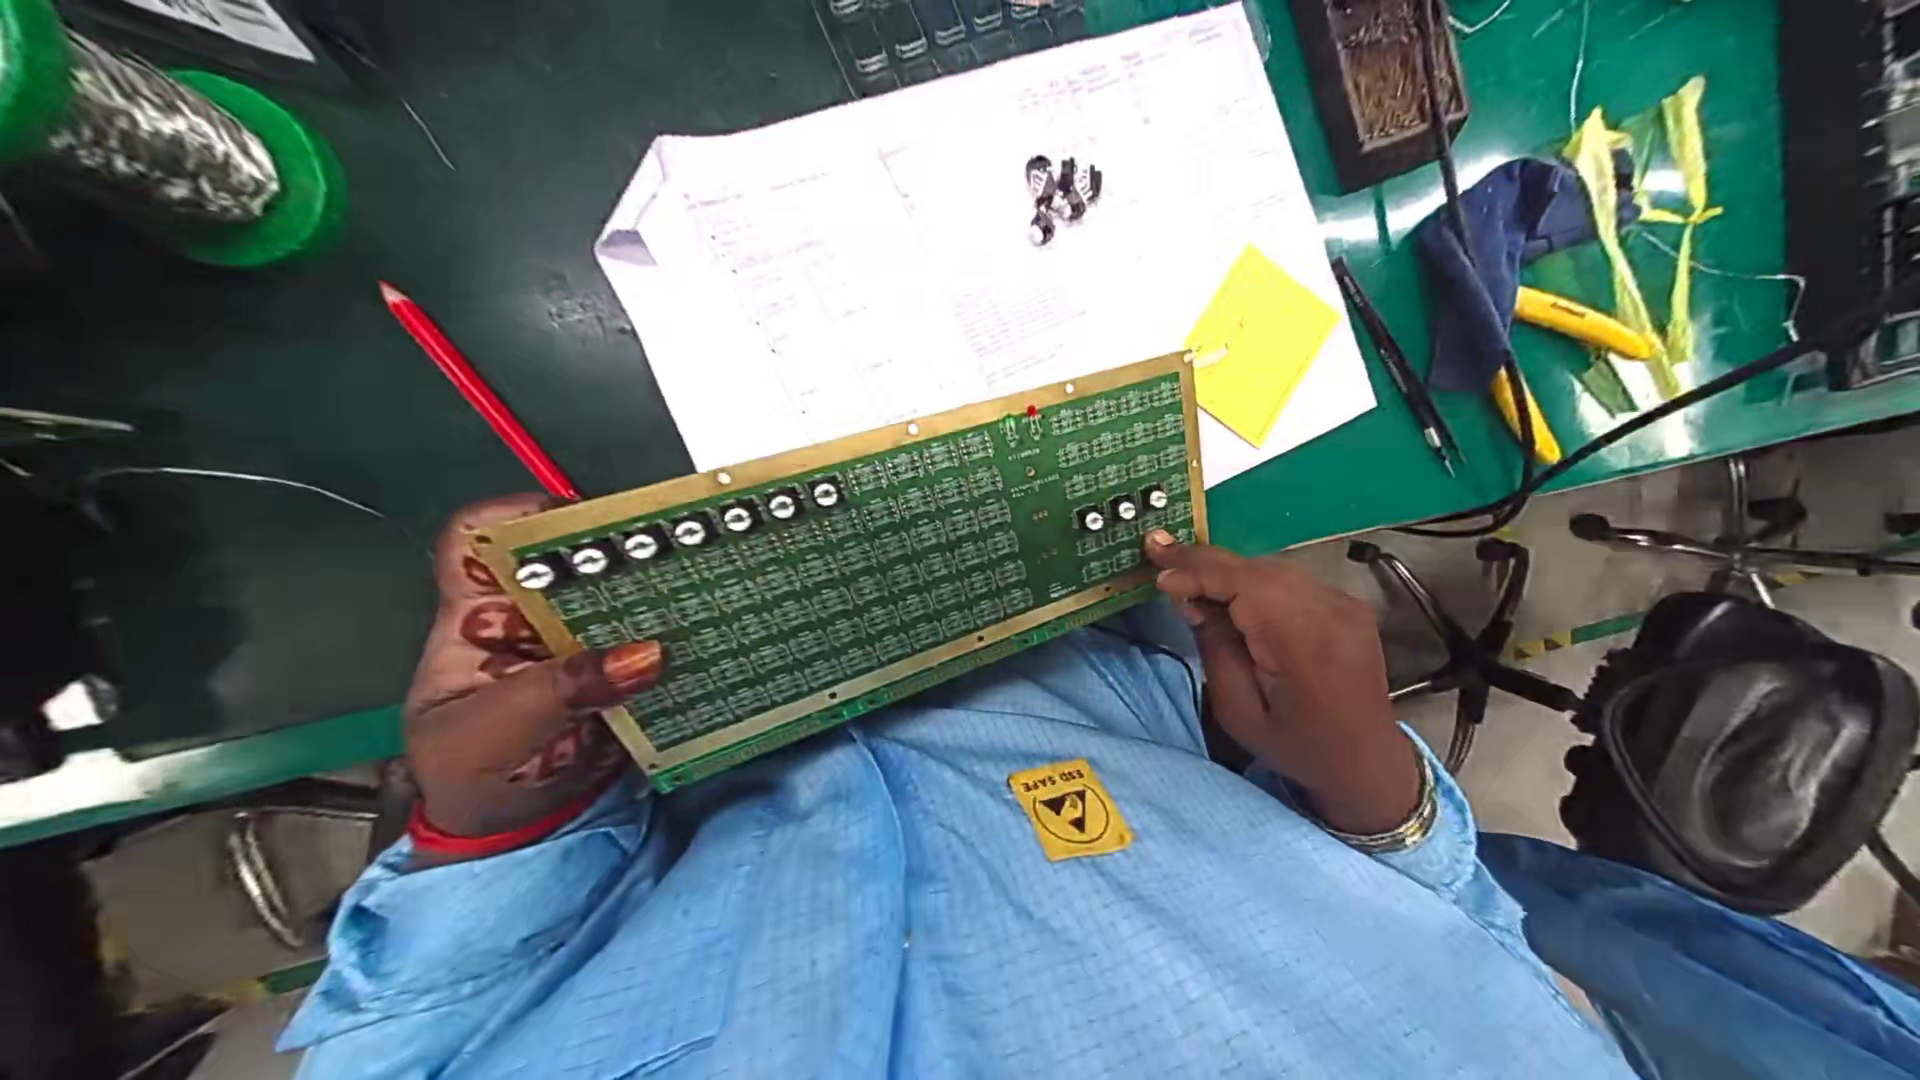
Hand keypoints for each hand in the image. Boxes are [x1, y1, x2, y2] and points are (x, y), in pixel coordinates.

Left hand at [403, 494, 662, 858]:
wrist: (522, 829)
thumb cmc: (475, 778)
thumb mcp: (490, 737)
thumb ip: (557, 693)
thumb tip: (647, 655)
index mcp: (477, 616)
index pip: (483, 539)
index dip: (524, 517)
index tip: (581, 524)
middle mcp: (536, 613)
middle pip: (571, 555)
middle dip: (615, 549)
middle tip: (663, 556)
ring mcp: (588, 637)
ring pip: (621, 591)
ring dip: (656, 588)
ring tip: (694, 589)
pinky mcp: (628, 663)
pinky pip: (656, 632)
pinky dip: (679, 627)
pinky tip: (703, 626)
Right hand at [1143, 529, 1418, 834]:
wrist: (1367, 761)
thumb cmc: (1296, 746)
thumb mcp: (1239, 710)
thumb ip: (1215, 648)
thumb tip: (1191, 600)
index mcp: (1306, 644)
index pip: (1245, 585)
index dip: (1199, 573)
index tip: (1160, 576)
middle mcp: (1332, 612)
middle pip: (1257, 569)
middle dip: (1203, 561)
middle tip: (1158, 550)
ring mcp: (1345, 604)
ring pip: (1270, 568)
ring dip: (1225, 568)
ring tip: (1183, 571)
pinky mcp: (1346, 603)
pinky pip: (1287, 578)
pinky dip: (1249, 577)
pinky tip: (1223, 585)